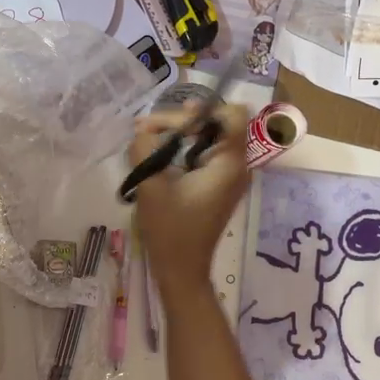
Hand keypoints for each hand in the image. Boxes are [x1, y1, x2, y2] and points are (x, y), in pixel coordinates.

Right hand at [128, 100, 251, 297]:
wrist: (182, 269)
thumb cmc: (170, 230)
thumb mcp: (151, 187)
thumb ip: (145, 151)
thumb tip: (142, 131)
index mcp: (229, 163)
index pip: (232, 114)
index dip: (202, 110)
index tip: (171, 123)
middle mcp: (237, 166)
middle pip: (217, 124)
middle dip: (181, 122)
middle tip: (145, 129)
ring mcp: (230, 177)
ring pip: (209, 138)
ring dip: (180, 135)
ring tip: (147, 139)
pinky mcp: (219, 186)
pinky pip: (206, 155)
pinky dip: (184, 150)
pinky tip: (160, 157)